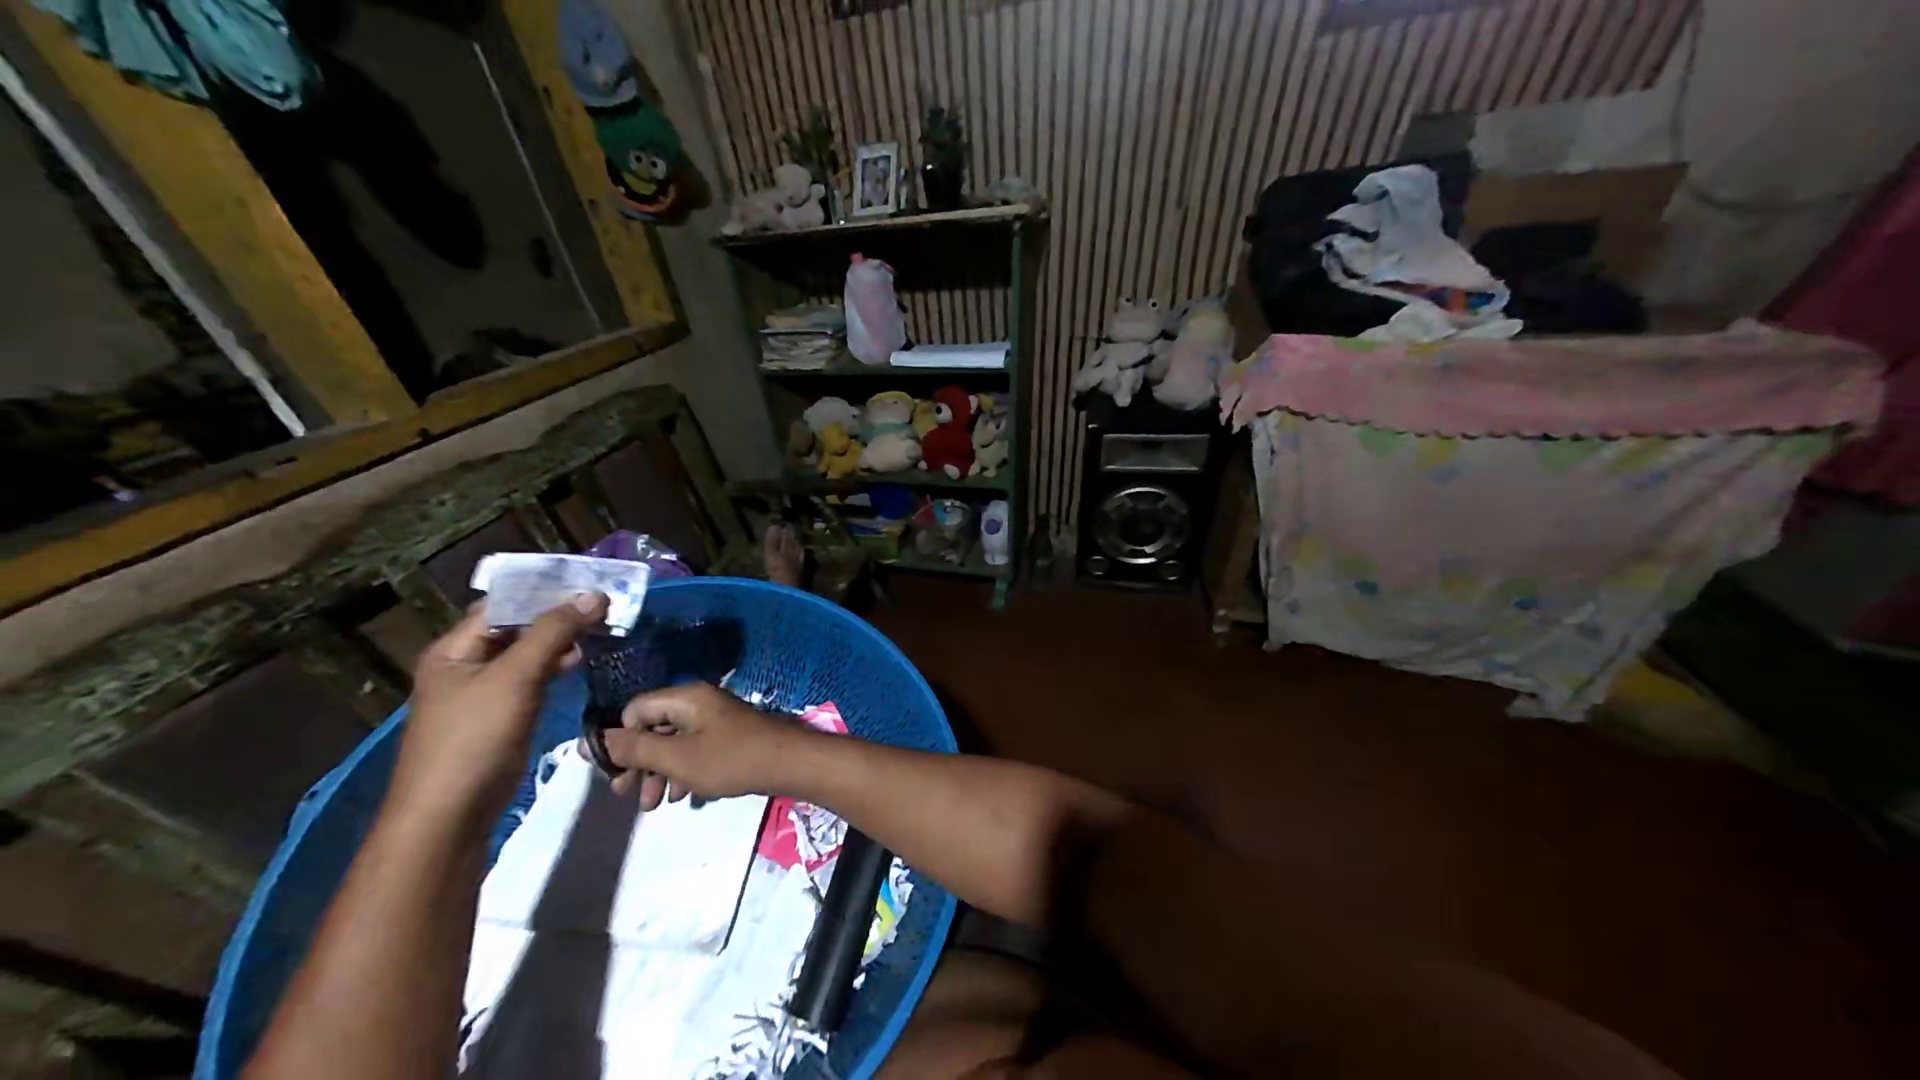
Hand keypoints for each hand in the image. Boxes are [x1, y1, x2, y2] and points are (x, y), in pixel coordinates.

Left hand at [386, 593, 607, 836]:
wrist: (449, 816)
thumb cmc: (474, 739)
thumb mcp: (514, 678)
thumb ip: (552, 634)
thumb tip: (593, 595)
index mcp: (454, 649)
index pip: (504, 603)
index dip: (545, 590)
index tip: (591, 582)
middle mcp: (465, 665)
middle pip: (517, 627)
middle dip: (559, 614)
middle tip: (605, 604)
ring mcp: (483, 693)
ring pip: (528, 654)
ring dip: (561, 640)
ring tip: (602, 627)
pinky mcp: (501, 716)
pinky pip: (532, 679)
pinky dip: (556, 667)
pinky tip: (582, 661)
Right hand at [601, 682, 804, 810]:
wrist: (790, 764)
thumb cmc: (731, 759)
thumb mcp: (677, 758)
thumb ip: (636, 748)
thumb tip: (596, 739)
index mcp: (684, 698)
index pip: (634, 710)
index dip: (618, 740)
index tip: (611, 772)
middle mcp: (698, 703)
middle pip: (653, 727)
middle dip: (638, 762)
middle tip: (627, 795)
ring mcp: (715, 719)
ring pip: (673, 742)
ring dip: (659, 772)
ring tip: (655, 805)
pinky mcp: (728, 737)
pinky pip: (694, 750)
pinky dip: (683, 770)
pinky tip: (684, 796)